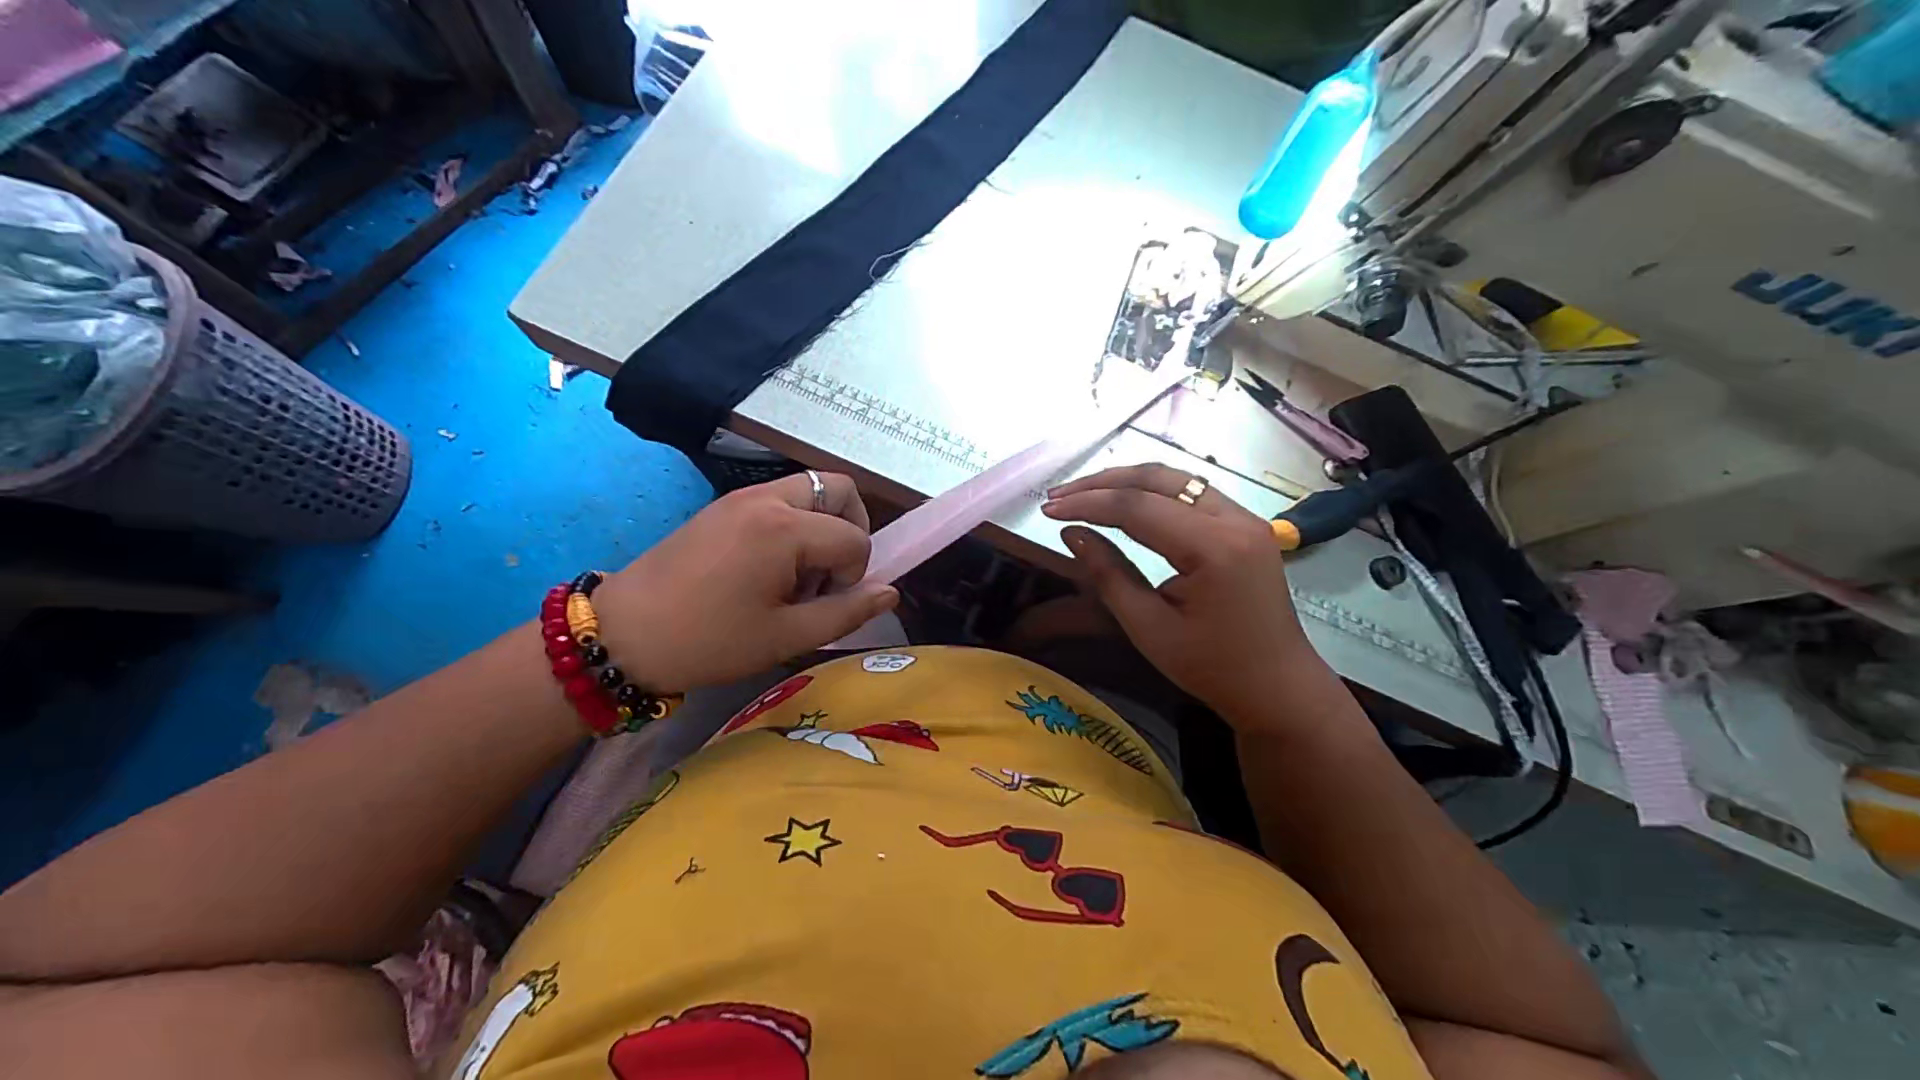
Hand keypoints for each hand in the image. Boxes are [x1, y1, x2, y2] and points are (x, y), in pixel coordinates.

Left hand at [589, 472, 897, 691]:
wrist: (622, 634)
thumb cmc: (708, 641)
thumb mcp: (785, 636)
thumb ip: (847, 612)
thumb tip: (890, 591)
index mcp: (784, 529)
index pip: (854, 538)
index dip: (854, 576)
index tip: (824, 605)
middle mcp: (766, 498)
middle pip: (838, 489)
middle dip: (850, 529)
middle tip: (827, 575)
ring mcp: (740, 497)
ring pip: (809, 490)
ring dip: (820, 527)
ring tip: (795, 575)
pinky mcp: (722, 506)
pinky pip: (778, 500)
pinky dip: (793, 525)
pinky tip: (767, 569)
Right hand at [1041, 464, 1315, 719]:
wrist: (1277, 687)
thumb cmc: (1211, 667)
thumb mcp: (1149, 628)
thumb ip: (1109, 574)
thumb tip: (1072, 532)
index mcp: (1214, 548)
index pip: (1138, 507)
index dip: (1089, 503)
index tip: (1048, 510)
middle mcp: (1235, 520)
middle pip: (1158, 480)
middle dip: (1103, 483)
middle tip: (1058, 496)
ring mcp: (1245, 518)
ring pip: (1177, 480)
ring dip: (1127, 482)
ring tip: (1083, 493)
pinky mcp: (1246, 525)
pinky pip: (1193, 493)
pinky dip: (1153, 492)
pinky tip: (1124, 500)